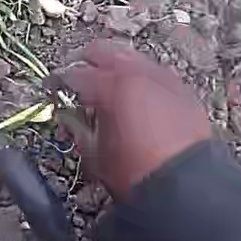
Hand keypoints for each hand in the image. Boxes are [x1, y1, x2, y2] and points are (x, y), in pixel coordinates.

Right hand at [61, 40, 213, 199]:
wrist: (188, 189)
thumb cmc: (137, 173)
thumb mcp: (96, 154)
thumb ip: (78, 128)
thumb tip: (69, 117)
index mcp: (112, 86)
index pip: (75, 74)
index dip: (58, 82)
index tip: (51, 88)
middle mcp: (139, 73)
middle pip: (104, 50)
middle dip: (85, 60)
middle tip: (75, 75)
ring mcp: (164, 78)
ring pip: (132, 57)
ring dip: (114, 65)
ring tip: (105, 83)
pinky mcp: (183, 90)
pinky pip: (154, 72)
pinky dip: (139, 77)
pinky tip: (134, 93)